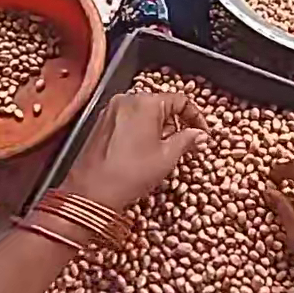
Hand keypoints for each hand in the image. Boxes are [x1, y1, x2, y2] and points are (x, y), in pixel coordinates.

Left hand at [60, 92, 206, 209]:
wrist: (92, 191)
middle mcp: (127, 100)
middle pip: (161, 105)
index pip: (180, 100)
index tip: (201, 133)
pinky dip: (141, 130)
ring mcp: (112, 111)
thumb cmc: (129, 173)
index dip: (196, 117)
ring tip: (162, 152)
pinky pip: (129, 119)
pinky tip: (143, 152)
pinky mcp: (102, 123)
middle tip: (183, 145)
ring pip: (144, 112)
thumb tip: (198, 134)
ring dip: (158, 128)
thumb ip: (186, 140)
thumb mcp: (167, 157)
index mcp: (146, 103)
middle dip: (175, 124)